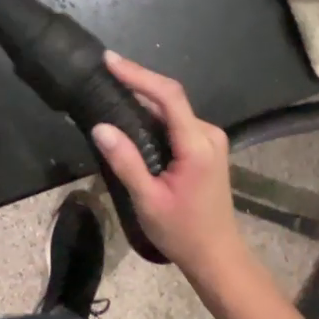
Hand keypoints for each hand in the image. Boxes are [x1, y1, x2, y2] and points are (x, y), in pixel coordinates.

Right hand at [92, 52, 244, 277]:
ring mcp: (210, 139)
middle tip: (104, 70)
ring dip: (144, 95)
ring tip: (111, 86)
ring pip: (172, 107)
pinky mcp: (205, 146)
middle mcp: (208, 135)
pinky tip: (130, 111)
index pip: (168, 96)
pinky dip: (153, 111)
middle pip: (170, 97)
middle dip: (138, 79)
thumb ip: (126, 161)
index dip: (139, 74)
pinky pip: (176, 119)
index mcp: (197, 146)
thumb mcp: (148, 201)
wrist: (217, 257)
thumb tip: (100, 127)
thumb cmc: (182, 233)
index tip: (110, 61)